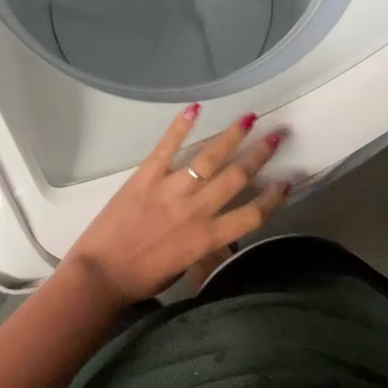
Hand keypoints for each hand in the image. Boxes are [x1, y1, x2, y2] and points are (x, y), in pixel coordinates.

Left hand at [66, 106, 289, 305]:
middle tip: (278, 135)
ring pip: (210, 156)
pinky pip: (168, 146)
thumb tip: (220, 229)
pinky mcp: (147, 175)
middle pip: (237, 176)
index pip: (252, 214)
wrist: (101, 275)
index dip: (273, 197)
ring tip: (250, 117)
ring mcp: (171, 188)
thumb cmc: (144, 278)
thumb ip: (206, 246)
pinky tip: (195, 108)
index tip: (287, 181)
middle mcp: (196, 209)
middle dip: (261, 154)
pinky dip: (181, 125)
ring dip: (232, 135)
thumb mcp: (186, 268)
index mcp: (208, 237)